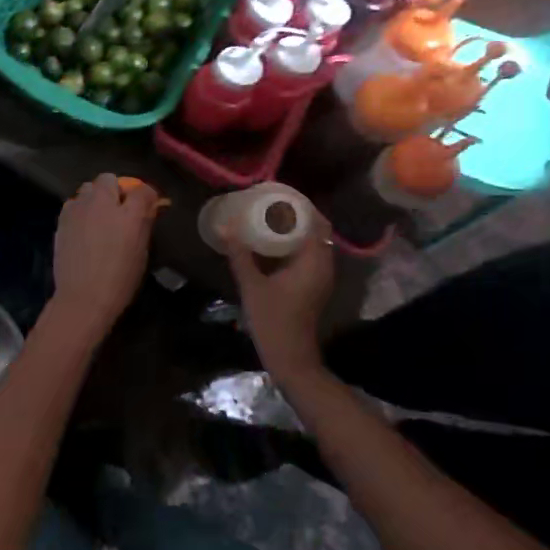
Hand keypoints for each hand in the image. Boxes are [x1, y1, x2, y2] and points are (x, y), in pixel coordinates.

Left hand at [52, 173, 160, 329]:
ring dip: (95, 198)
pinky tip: (83, 227)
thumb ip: (143, 224)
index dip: (146, 196)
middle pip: (108, 180)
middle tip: (118, 209)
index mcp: (129, 215)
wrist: (83, 297)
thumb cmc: (119, 280)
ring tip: (98, 217)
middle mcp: (102, 205)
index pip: (142, 190)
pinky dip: (80, 209)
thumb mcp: (141, 253)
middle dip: (115, 189)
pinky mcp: (62, 219)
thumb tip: (146, 209)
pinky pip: (73, 204)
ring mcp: (78, 209)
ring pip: (87, 189)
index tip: (147, 204)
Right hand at [226, 205, 333, 371]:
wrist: (290, 355)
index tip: (277, 194)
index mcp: (314, 260)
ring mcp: (320, 276)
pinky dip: (292, 245)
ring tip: (266, 219)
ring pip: (311, 243)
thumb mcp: (252, 284)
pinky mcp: (313, 285)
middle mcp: (324, 265)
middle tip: (267, 204)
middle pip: (315, 230)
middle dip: (295, 215)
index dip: (301, 205)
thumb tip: (225, 226)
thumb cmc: (272, 318)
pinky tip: (269, 244)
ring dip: (293, 230)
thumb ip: (239, 254)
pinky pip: (307, 255)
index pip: (316, 222)